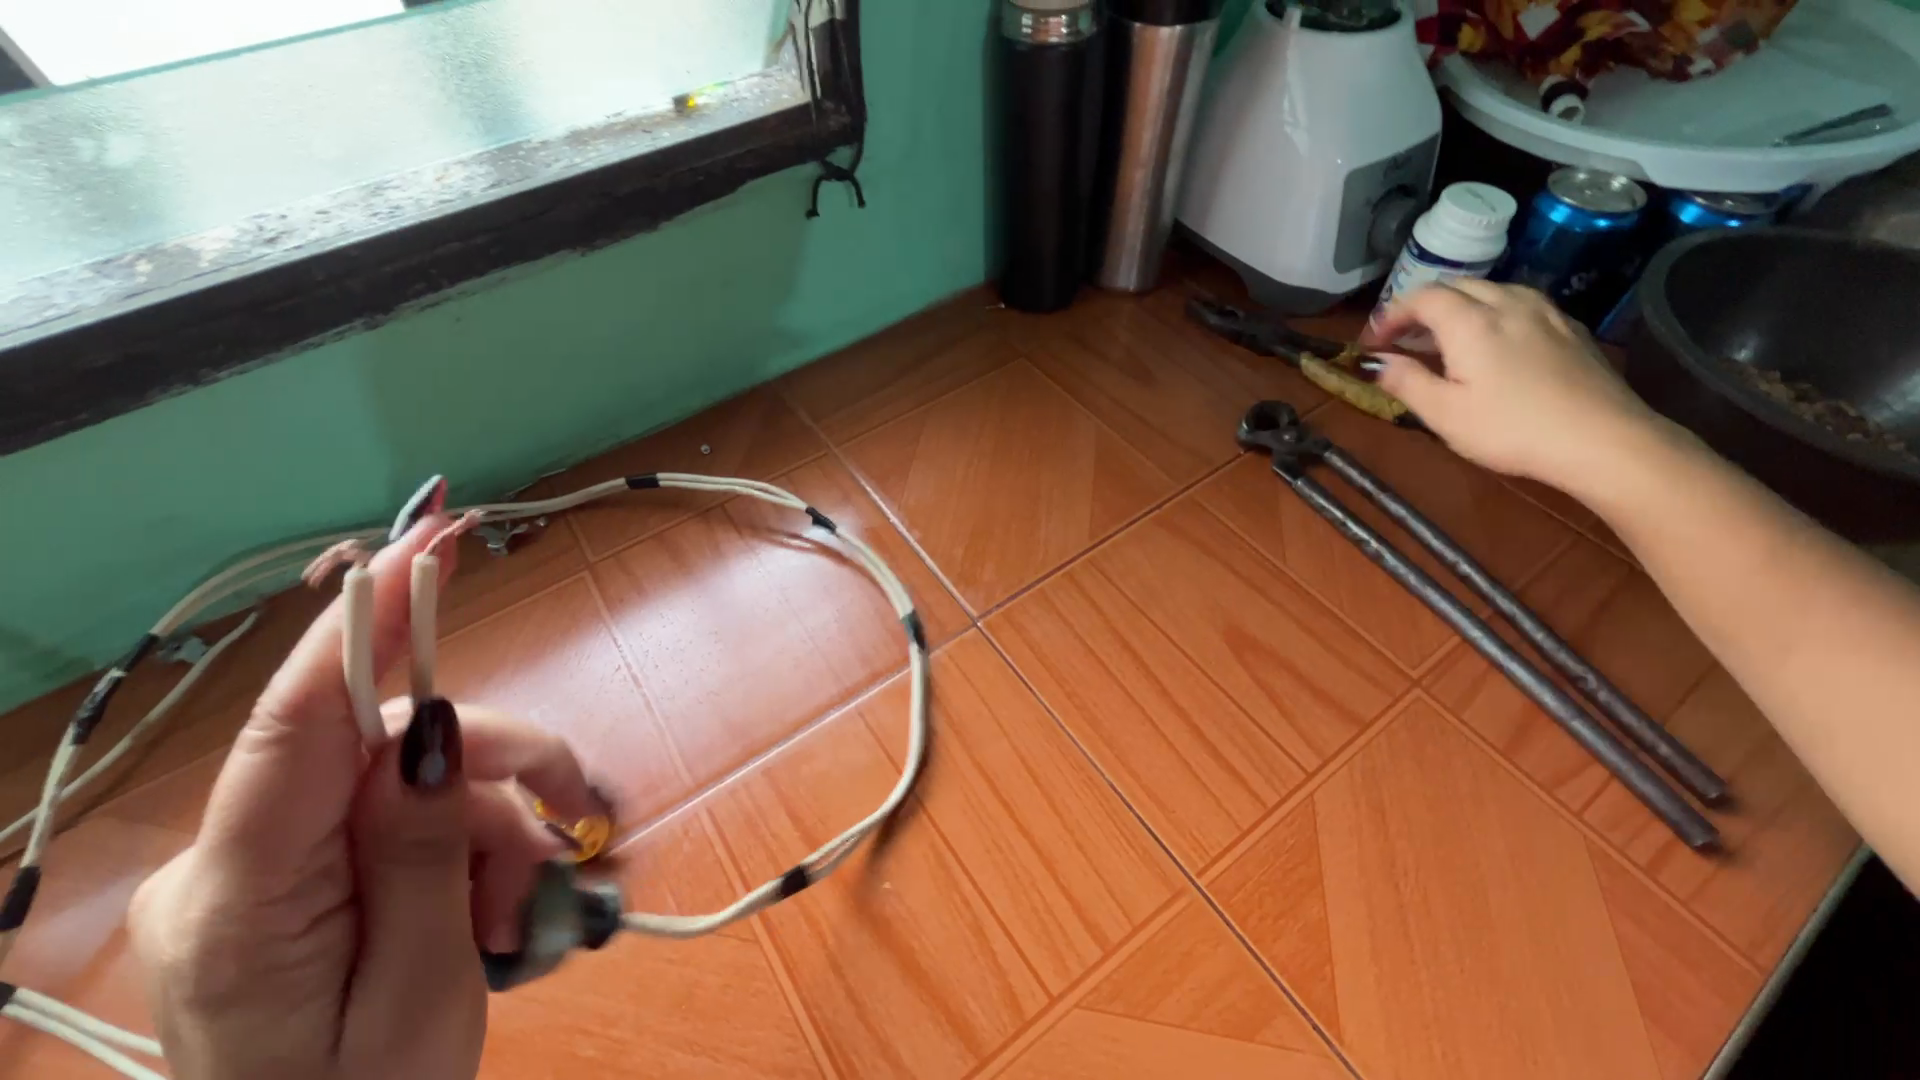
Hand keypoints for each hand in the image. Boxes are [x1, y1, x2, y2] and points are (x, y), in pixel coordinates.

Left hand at [128, 515, 605, 1079]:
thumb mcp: (419, 998)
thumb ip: (421, 859)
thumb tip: (439, 732)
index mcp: (246, 901)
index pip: (299, 729)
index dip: (364, 625)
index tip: (424, 543)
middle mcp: (242, 855)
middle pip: (395, 748)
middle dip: (498, 772)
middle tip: (571, 827)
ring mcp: (275, 857)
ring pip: (422, 778)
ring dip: (497, 829)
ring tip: (522, 914)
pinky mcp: (308, 864)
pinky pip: (409, 813)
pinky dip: (474, 845)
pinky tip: (496, 906)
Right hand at [1363, 280, 1663, 490]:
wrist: (1601, 439)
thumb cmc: (1510, 429)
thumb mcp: (1443, 413)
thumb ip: (1406, 381)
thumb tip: (1375, 362)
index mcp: (1470, 322)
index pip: (1422, 297)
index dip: (1391, 314)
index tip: (1372, 343)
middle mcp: (1508, 304)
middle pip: (1457, 286)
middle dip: (1422, 307)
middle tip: (1402, 339)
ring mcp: (1545, 313)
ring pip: (1492, 290)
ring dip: (1459, 306)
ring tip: (1444, 337)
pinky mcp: (1570, 328)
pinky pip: (1520, 304)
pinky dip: (1493, 313)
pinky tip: (1492, 342)